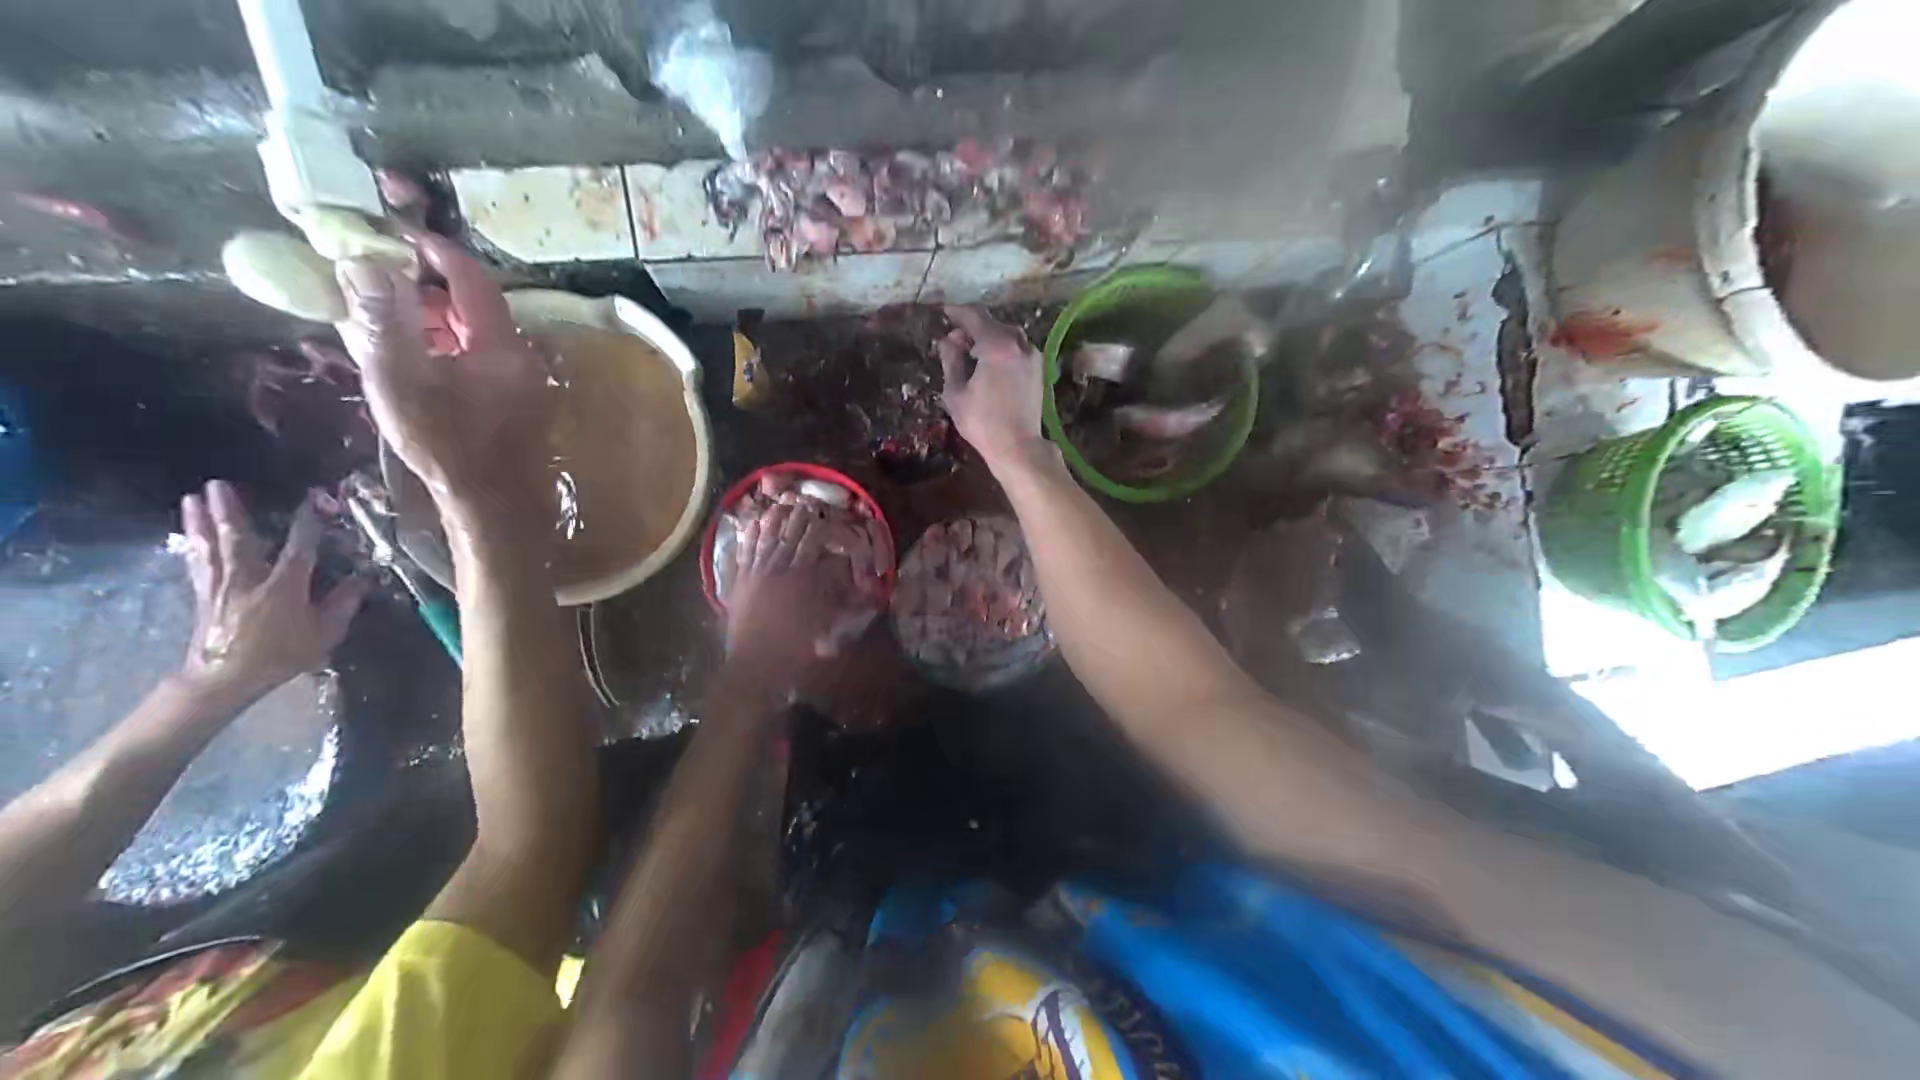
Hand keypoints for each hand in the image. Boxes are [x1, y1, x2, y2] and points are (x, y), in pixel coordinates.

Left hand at [177, 481, 367, 702]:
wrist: (224, 680)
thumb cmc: (282, 656)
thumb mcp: (326, 633)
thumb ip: (344, 602)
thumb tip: (361, 577)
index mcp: (282, 587)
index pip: (300, 548)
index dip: (308, 522)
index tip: (315, 497)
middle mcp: (246, 580)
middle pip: (238, 539)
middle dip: (228, 512)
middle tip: (218, 484)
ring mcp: (219, 586)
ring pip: (210, 547)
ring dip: (201, 521)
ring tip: (192, 497)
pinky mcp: (202, 594)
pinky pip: (198, 563)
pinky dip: (194, 544)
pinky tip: (190, 533)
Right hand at [334, 233, 553, 526]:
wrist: (494, 502)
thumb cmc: (446, 443)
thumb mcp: (401, 377)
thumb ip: (384, 318)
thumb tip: (366, 263)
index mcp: (502, 345)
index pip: (472, 279)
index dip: (434, 251)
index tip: (395, 236)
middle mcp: (524, 357)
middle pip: (475, 306)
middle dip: (426, 289)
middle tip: (376, 284)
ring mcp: (527, 380)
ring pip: (478, 334)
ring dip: (435, 320)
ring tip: (386, 323)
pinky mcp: (521, 400)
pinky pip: (484, 359)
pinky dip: (451, 348)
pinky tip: (416, 359)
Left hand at [723, 502, 838, 688]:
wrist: (754, 669)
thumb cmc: (794, 654)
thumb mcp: (828, 633)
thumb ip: (847, 612)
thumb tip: (873, 598)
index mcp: (802, 581)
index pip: (811, 545)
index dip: (817, 527)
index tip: (823, 514)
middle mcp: (779, 571)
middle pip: (789, 537)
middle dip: (798, 518)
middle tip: (805, 502)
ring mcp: (757, 575)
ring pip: (767, 540)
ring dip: (774, 521)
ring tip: (780, 505)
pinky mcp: (741, 584)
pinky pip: (745, 554)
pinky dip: (749, 538)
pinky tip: (751, 525)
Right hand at [938, 305, 1053, 472]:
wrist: (1018, 447)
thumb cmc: (982, 423)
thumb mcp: (956, 392)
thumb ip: (951, 360)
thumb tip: (948, 340)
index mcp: (998, 346)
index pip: (975, 316)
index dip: (957, 312)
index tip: (944, 312)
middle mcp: (1019, 345)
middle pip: (994, 323)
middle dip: (973, 327)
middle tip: (954, 340)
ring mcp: (1033, 357)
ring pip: (1008, 335)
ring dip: (989, 337)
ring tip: (971, 352)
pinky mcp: (1038, 370)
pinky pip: (1018, 349)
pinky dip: (1003, 348)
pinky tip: (990, 364)